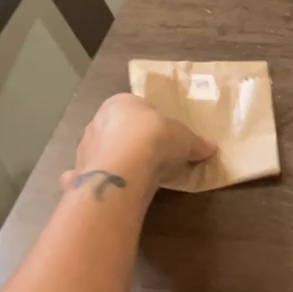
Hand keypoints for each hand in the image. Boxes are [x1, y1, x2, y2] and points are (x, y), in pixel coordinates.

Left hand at [62, 94, 215, 197]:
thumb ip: (195, 143)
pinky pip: (93, 175)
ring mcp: (86, 147)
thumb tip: (211, 147)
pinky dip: (102, 181)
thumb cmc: (155, 137)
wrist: (125, 166)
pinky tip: (115, 189)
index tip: (162, 138)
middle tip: (150, 158)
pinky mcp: (81, 172)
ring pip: (104, 152)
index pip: (134, 109)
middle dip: (130, 142)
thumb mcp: (184, 138)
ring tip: (135, 177)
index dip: (148, 123)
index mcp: (121, 103)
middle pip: (116, 130)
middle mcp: (98, 121)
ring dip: (115, 161)